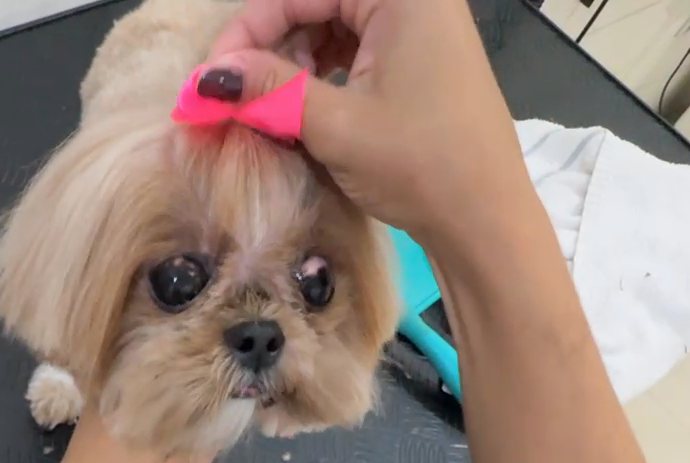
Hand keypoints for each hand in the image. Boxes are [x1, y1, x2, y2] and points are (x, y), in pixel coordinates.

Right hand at [203, 0, 535, 250]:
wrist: (482, 215)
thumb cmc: (417, 164)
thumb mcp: (336, 126)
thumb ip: (271, 92)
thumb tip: (207, 80)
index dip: (247, 29)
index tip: (210, 79)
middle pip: (317, 2)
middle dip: (268, 46)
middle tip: (233, 97)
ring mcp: (418, 25)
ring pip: (332, 25)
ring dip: (291, 62)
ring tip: (265, 107)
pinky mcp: (417, 58)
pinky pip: (353, 48)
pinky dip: (320, 74)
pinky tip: (301, 106)